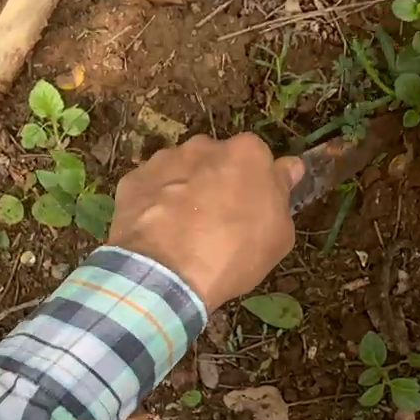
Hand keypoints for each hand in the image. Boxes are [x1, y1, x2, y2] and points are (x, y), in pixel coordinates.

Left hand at [107, 133, 302, 310]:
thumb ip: (282, 194)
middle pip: (217, 162)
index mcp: (247, 152)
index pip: (259, 161)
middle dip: (218, 185)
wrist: (167, 273)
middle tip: (218, 224)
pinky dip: (155, 207)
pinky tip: (158, 235)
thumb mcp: (279, 235)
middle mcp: (204, 145)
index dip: (257, 187)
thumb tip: (287, 169)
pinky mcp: (132, 180)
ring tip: (183, 234)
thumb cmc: (235, 254)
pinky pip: (151, 191)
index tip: (253, 211)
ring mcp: (164, 160)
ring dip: (185, 194)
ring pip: (182, 173)